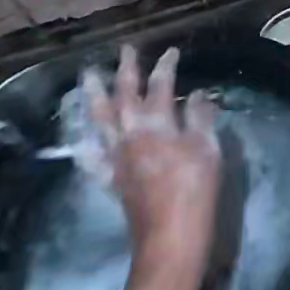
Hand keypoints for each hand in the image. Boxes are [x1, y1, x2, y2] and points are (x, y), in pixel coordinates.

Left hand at [82, 46, 221, 284]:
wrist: (170, 240)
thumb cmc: (194, 192)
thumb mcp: (207, 150)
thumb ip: (201, 118)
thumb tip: (198, 94)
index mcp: (156, 123)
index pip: (160, 84)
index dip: (166, 65)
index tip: (170, 51)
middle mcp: (131, 133)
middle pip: (124, 94)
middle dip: (126, 69)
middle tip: (124, 49)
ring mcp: (116, 156)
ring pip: (100, 118)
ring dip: (94, 94)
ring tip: (89, 75)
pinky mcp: (111, 178)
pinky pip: (91, 158)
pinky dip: (85, 144)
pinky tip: (81, 137)